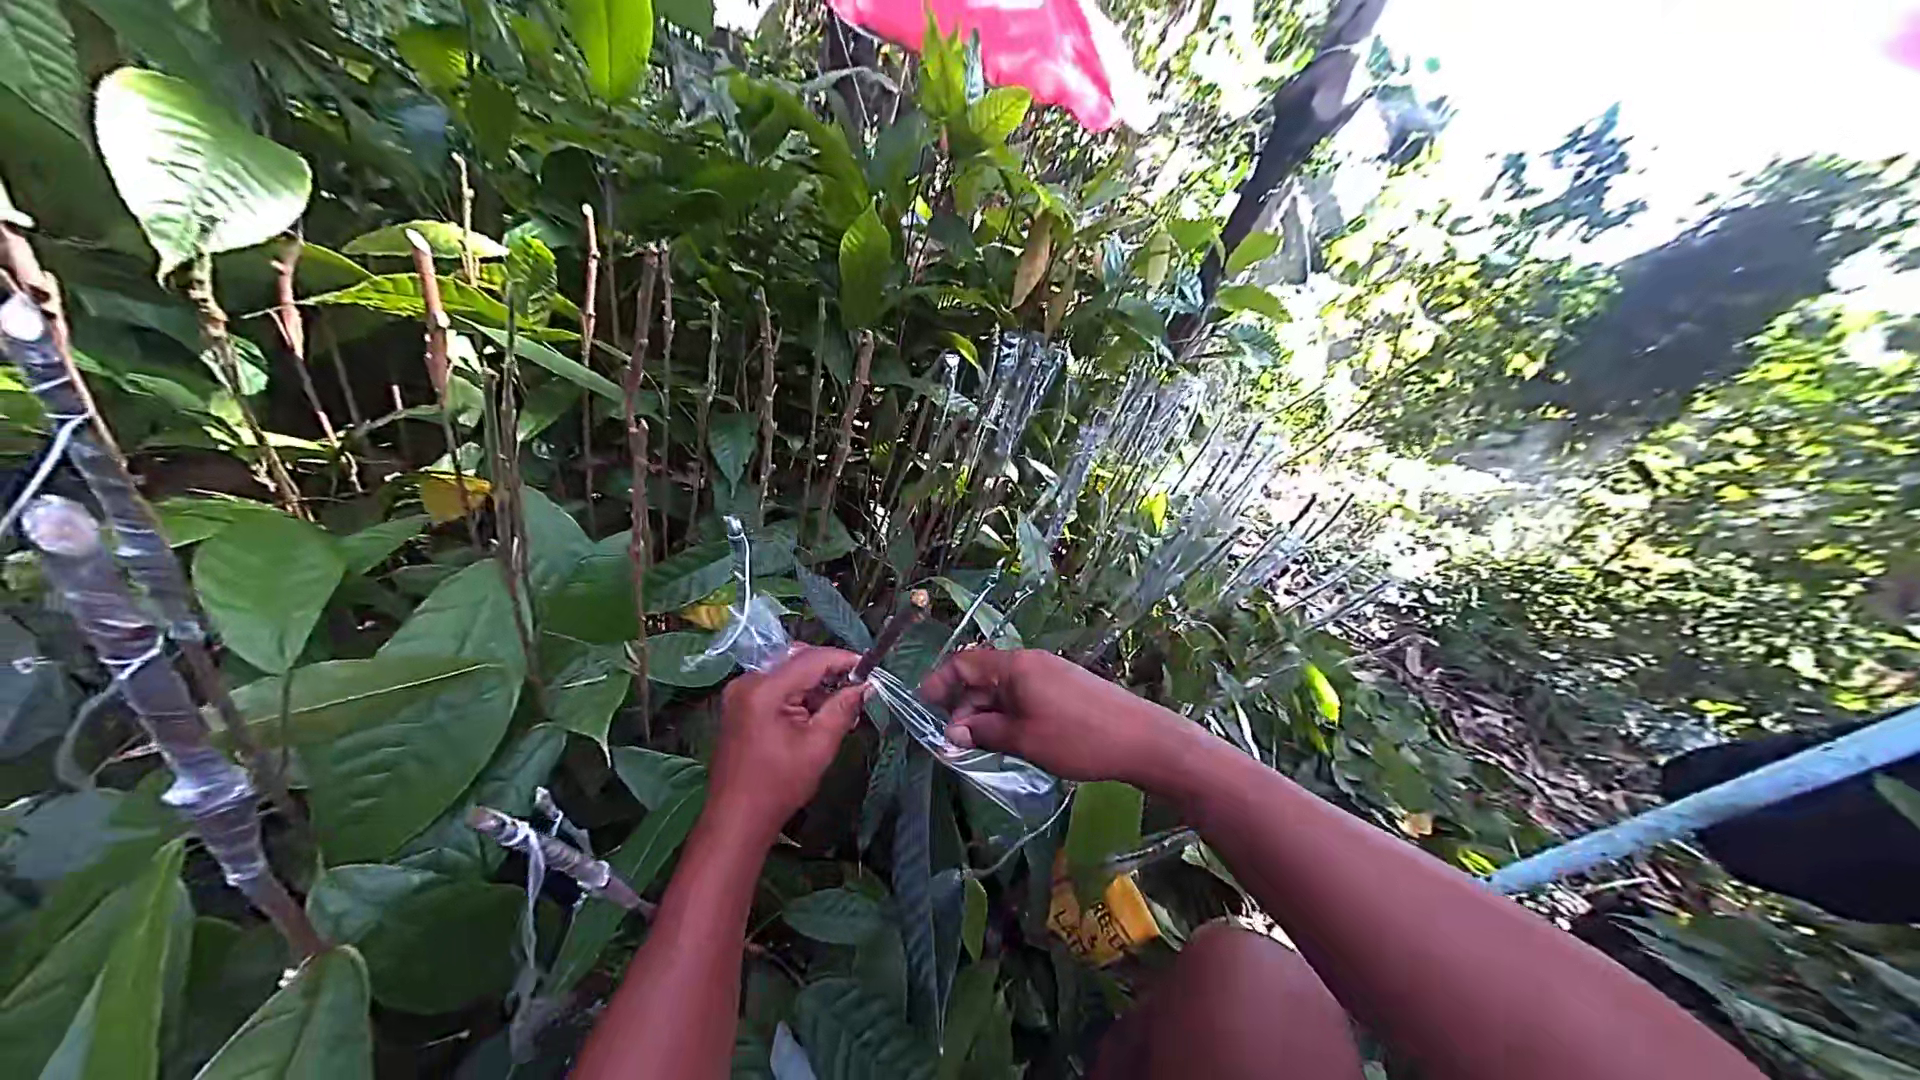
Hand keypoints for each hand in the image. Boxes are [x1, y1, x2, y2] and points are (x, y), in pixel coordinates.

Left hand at [709, 645, 869, 837]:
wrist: (736, 819)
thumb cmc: (778, 785)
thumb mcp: (819, 746)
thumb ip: (843, 708)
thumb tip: (866, 685)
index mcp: (764, 689)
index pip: (812, 659)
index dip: (844, 660)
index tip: (870, 668)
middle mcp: (748, 682)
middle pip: (798, 660)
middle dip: (830, 671)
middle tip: (856, 689)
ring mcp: (740, 693)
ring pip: (788, 672)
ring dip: (815, 685)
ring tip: (840, 708)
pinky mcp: (739, 704)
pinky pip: (776, 686)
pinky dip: (798, 694)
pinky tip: (816, 714)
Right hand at [919, 648, 1196, 788]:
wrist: (1142, 739)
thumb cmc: (1078, 738)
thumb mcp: (1023, 739)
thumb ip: (984, 732)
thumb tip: (953, 732)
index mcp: (1015, 665)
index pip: (964, 663)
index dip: (939, 683)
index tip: (922, 706)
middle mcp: (1030, 661)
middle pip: (983, 676)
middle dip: (963, 706)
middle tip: (954, 743)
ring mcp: (1049, 672)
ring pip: (1004, 688)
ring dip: (986, 713)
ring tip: (979, 745)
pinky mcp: (1064, 686)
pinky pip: (1024, 694)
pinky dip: (1008, 713)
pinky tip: (1009, 738)